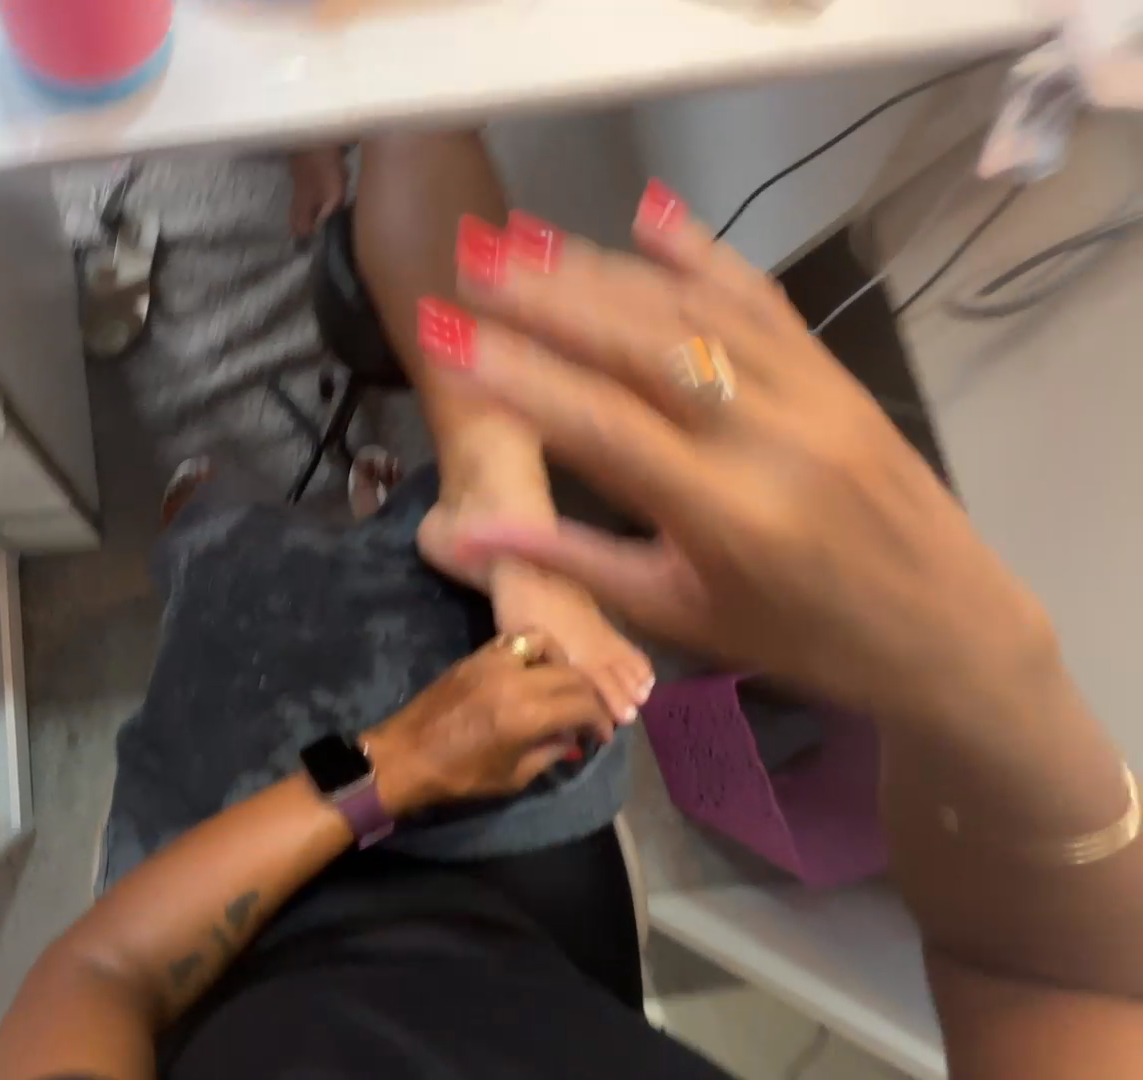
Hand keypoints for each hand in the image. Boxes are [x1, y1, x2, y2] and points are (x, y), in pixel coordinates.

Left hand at [362, 635, 616, 815]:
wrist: (405, 755)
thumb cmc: (459, 775)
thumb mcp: (514, 775)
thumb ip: (549, 751)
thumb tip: (571, 737)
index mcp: (528, 713)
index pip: (584, 703)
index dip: (600, 720)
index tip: (600, 735)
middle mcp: (513, 679)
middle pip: (570, 674)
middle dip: (588, 695)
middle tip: (589, 715)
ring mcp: (490, 663)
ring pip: (542, 643)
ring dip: (561, 663)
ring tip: (562, 687)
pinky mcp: (472, 658)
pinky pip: (511, 642)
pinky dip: (531, 652)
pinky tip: (531, 675)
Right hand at [425, 187, 1057, 727]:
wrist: (945, 632)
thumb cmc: (788, 636)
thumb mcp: (669, 610)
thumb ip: (569, 559)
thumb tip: (468, 533)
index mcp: (723, 512)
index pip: (602, 427)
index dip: (521, 380)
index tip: (452, 341)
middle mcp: (771, 437)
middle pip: (646, 347)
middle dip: (549, 299)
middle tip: (475, 261)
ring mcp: (813, 393)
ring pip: (694, 312)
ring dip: (603, 270)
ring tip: (528, 239)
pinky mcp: (835, 372)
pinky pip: (762, 301)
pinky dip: (701, 252)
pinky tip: (651, 213)